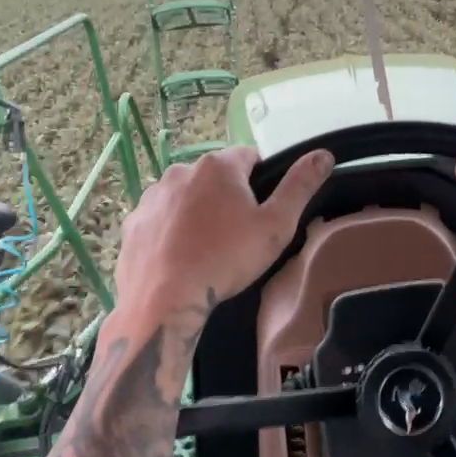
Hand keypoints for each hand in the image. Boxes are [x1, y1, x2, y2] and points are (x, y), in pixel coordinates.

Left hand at [112, 146, 332, 326]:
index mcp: (218, 166)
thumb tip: (323, 155)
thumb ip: (300, 186)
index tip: (263, 210)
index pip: (250, 155)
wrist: (163, 301)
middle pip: (216, 175)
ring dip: (198, 210)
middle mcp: (181, 170)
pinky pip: (161, 218)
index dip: (262, 179)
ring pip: (186, 195)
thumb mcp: (276, 225)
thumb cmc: (226, 259)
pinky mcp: (132, 223)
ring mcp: (152, 196)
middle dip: (229, 195)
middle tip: (239, 233)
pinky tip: (180, 257)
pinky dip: (172, 230)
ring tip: (208, 248)